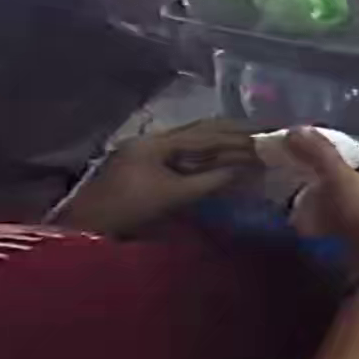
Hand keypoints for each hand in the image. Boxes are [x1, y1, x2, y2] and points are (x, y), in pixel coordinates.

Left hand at [50, 119, 255, 235]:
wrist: (88, 228)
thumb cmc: (132, 208)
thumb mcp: (179, 194)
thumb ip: (217, 178)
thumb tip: (250, 168)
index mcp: (156, 144)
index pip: (208, 135)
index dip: (241, 138)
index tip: (269, 139)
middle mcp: (152, 140)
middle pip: (201, 130)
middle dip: (235, 132)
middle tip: (267, 134)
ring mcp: (149, 152)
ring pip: (196, 140)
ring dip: (226, 143)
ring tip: (255, 145)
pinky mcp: (150, 165)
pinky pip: (189, 153)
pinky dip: (213, 154)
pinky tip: (231, 158)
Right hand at [286, 128, 358, 274]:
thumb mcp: (343, 183)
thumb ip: (321, 155)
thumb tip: (297, 128)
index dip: (330, 144)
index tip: (300, 149)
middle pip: (354, 169)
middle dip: (324, 173)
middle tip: (297, 177)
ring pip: (351, 191)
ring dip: (325, 195)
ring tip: (303, 202)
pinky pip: (353, 212)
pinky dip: (333, 213)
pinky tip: (314, 223)